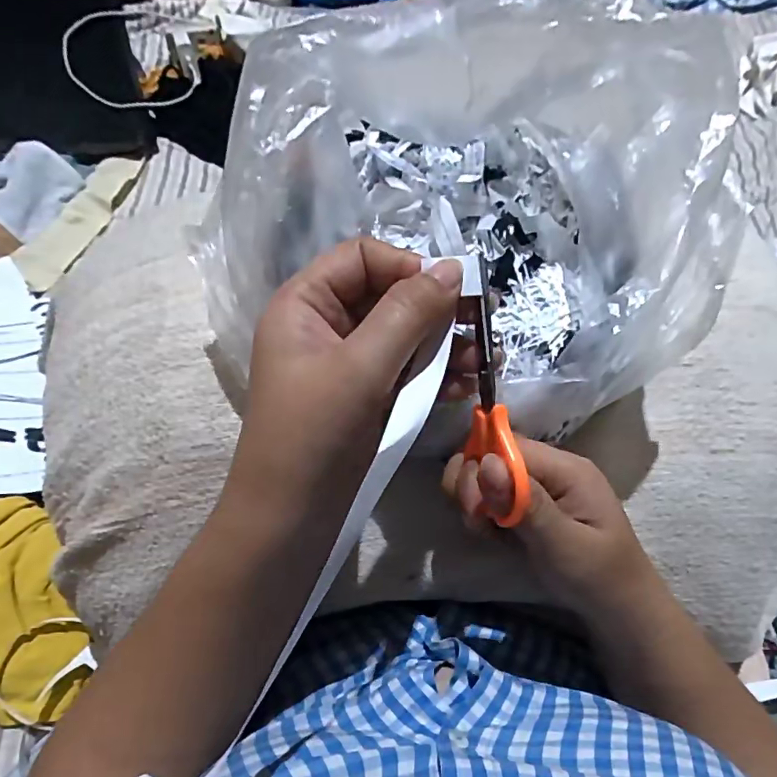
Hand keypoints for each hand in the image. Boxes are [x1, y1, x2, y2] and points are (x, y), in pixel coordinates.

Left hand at [230, 238, 474, 515]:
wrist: (288, 518)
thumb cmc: (314, 435)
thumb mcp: (361, 368)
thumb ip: (407, 314)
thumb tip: (452, 268)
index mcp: (304, 305)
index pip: (362, 258)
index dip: (407, 267)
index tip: (449, 295)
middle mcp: (322, 328)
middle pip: (387, 297)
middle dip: (436, 311)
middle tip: (487, 326)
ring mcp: (344, 368)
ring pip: (401, 339)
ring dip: (443, 346)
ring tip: (487, 361)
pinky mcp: (362, 402)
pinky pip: (402, 375)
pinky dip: (432, 378)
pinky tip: (467, 386)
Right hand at [443, 438, 658, 620]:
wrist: (615, 605)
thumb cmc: (596, 575)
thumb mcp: (562, 542)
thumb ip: (525, 503)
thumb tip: (486, 462)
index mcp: (565, 469)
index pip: (508, 446)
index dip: (481, 468)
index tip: (474, 507)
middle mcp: (549, 470)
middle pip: (490, 455)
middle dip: (471, 485)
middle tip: (477, 523)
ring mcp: (537, 488)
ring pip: (484, 477)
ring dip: (472, 501)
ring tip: (484, 531)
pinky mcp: (526, 508)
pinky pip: (490, 498)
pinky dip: (481, 515)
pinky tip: (490, 535)